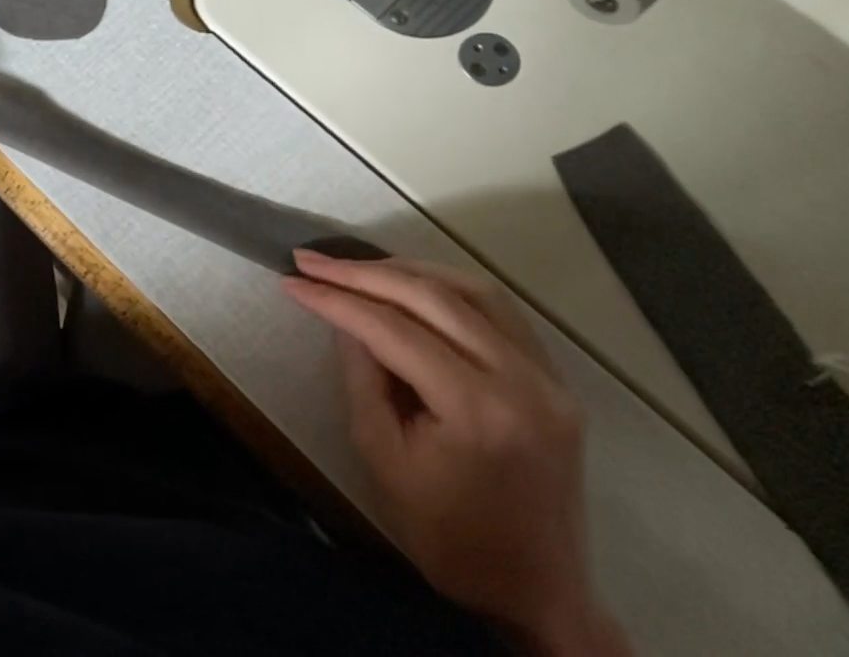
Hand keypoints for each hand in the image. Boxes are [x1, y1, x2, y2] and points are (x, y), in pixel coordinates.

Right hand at [283, 251, 627, 655]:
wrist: (532, 588)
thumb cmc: (444, 534)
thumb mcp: (382, 456)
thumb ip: (363, 379)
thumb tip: (344, 320)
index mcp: (477, 409)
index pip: (394, 330)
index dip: (337, 300)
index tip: (292, 281)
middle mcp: (523, 381)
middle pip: (436, 298)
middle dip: (365, 273)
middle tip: (312, 260)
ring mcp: (549, 379)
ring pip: (476, 292)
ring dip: (409, 271)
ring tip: (356, 267)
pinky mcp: (556, 383)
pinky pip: (501, 314)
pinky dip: (449, 291)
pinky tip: (411, 289)